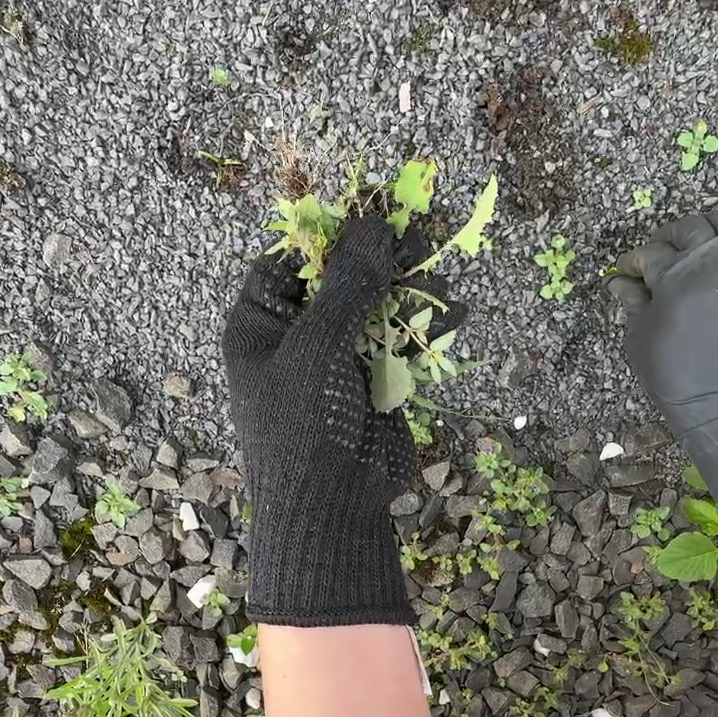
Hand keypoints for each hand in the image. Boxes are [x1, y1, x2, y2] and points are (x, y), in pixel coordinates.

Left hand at [223, 216, 452, 625]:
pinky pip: (401, 345)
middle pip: (340, 279)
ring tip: (439, 269)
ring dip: (409, 290)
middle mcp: (298, 338)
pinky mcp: (375, 384)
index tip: (369, 211)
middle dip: (379, 259)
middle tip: (418, 234)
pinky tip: (456, 312)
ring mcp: (339, 361)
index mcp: (261, 324)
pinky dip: (427, 330)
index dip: (327, 234)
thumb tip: (374, 224)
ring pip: (376, 309)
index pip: (289, 260)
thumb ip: (348, 284)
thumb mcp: (317, 347)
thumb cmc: (304, 423)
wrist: (329, 505)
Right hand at [607, 210, 717, 519]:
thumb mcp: (639, 335)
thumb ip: (632, 301)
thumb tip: (619, 280)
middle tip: (660, 256)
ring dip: (710, 228)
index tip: (626, 272)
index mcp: (671, 274)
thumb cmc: (669, 370)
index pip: (648, 252)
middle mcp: (708, 261)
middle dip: (669, 237)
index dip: (633, 261)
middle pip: (688, 228)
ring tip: (699, 246)